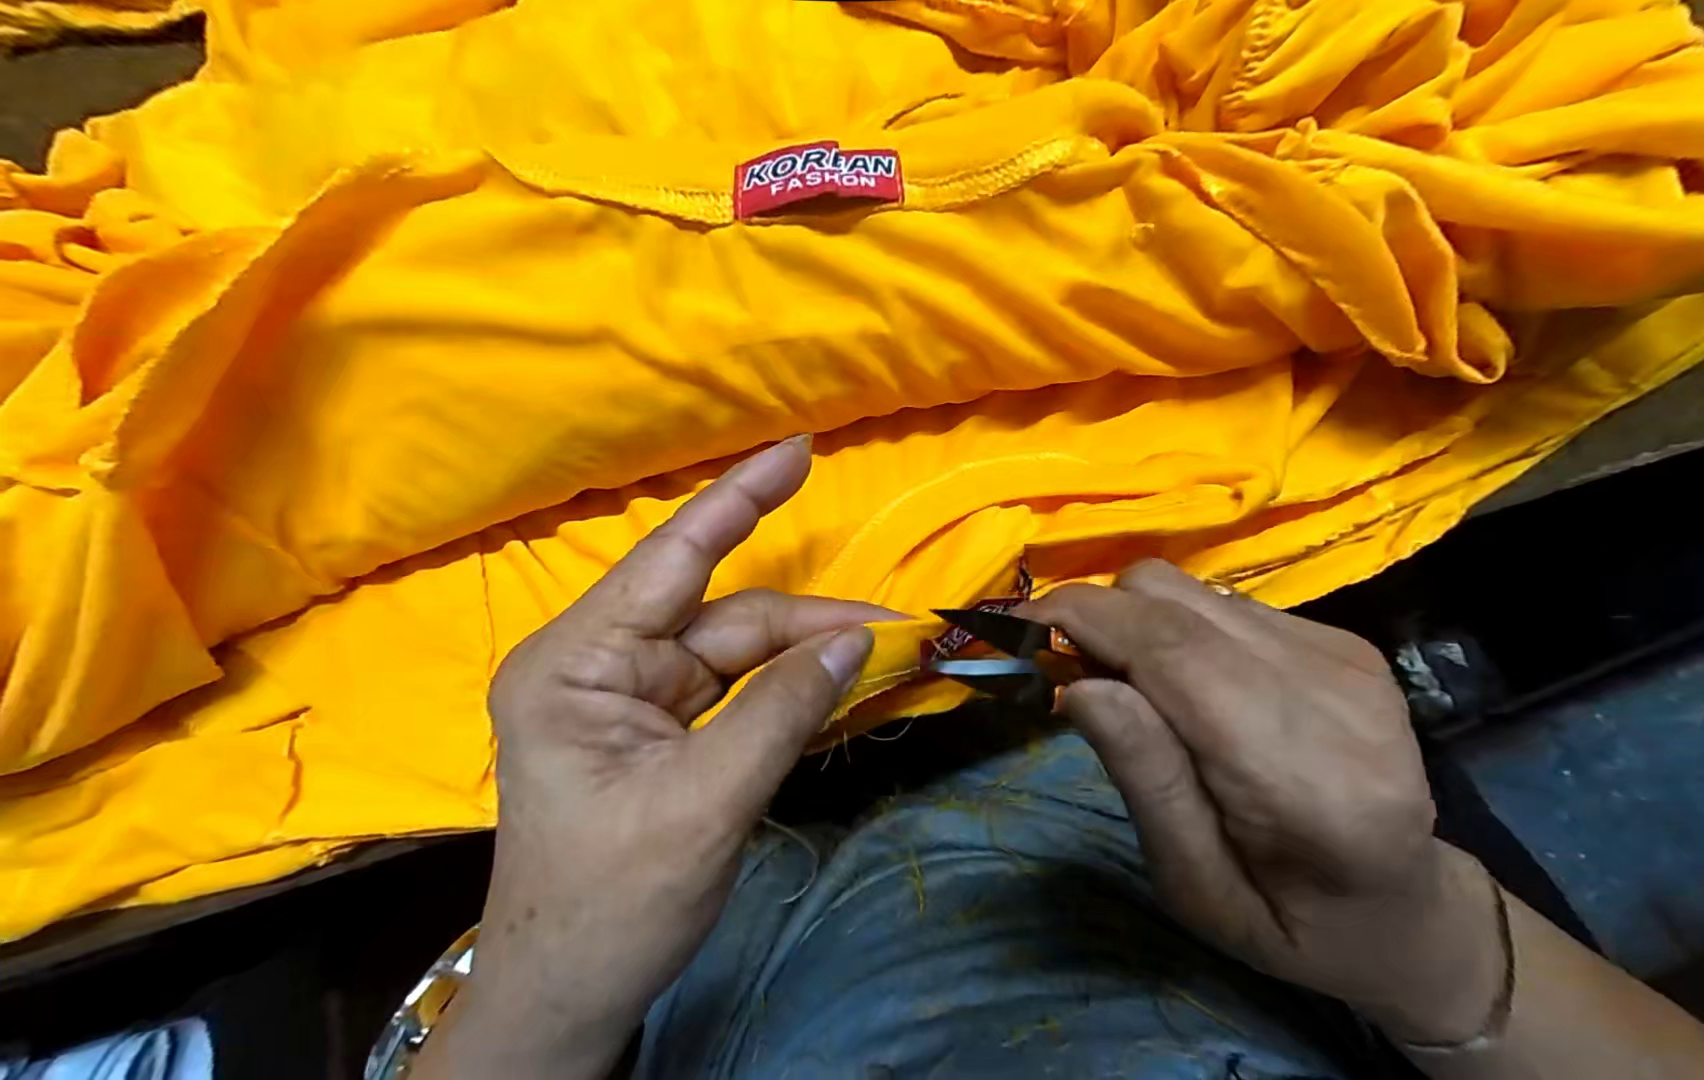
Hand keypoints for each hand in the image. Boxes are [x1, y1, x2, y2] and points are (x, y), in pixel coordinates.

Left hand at [416, 436, 896, 1079]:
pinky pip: (749, 686)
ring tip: (883, 654)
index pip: (673, 558)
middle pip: (732, 617)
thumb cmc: (614, 902)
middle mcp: (610, 662)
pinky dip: (797, 685)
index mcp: (581, 663)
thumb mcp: (707, 801)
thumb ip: (784, 708)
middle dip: (814, 622)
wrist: (576, 992)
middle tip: (894, 627)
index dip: (740, 500)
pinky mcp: (674, 723)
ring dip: (814, 655)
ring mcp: (644, 693)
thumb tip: (857, 639)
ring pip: (749, 651)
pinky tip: (842, 680)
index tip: (796, 451)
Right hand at [1024, 561, 1505, 1043]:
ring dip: (1132, 619)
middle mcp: (1332, 693)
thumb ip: (1144, 779)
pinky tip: (1185, 679)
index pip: (1172, 654)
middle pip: (1173, 600)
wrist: (1411, 907)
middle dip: (1093, 614)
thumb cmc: (1294, 923)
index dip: (1082, 620)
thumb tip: (1075, 684)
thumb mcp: (1196, 890)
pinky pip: (1219, 601)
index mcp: (1303, 778)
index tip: (1015, 627)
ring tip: (1124, 678)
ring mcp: (1343, 654)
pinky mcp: (1341, 637)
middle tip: (1062, 667)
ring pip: (1189, 588)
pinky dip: (1175, 626)